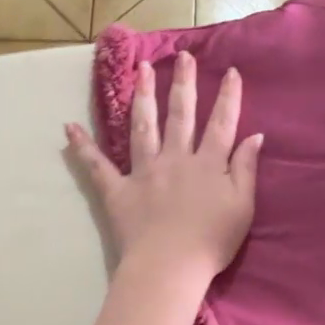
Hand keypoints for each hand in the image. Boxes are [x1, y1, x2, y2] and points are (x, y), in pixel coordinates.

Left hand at [67, 52, 264, 285]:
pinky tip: (69, 128)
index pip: (221, 122)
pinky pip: (98, 166)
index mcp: (208, 164)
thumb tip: (255, 135)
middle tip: (183, 56)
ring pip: (143, 127)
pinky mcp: (118, 190)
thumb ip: (246, 169)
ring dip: (143, 96)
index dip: (227, 96)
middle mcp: (175, 158)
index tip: (230, 71)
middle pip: (181, 114)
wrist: (170, 268)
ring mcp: (144, 171)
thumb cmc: (211, 242)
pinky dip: (83, 147)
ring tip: (141, 70)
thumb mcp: (242, 207)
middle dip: (183, 83)